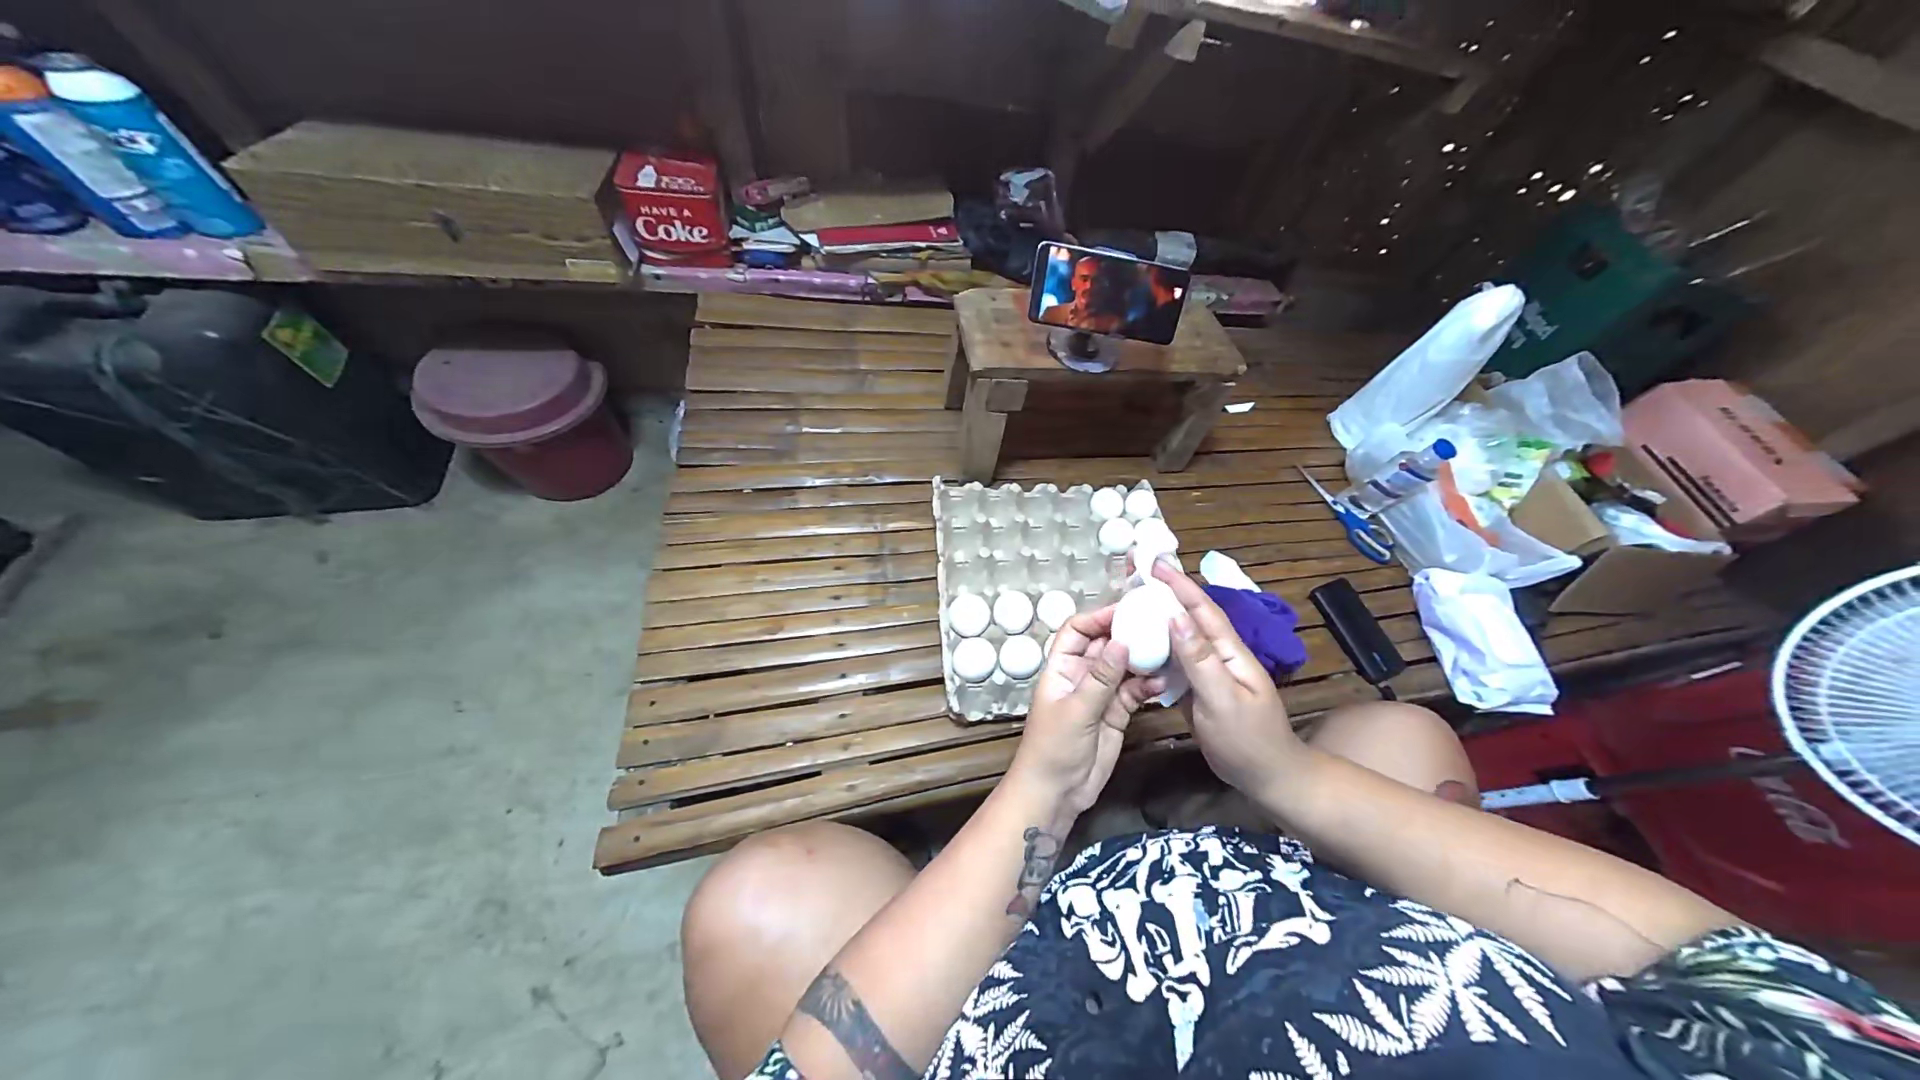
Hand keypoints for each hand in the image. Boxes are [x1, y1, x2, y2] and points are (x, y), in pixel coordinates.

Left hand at [1011, 605, 1166, 815]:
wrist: (1057, 793)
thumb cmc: (1053, 747)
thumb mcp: (1076, 710)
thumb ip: (1101, 677)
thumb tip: (1121, 641)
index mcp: (1061, 667)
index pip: (1077, 630)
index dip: (1098, 617)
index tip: (1127, 611)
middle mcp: (1081, 675)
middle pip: (1105, 644)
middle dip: (1128, 633)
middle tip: (1159, 624)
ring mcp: (1101, 694)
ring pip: (1124, 667)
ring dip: (1143, 659)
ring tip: (1169, 650)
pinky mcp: (1117, 713)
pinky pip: (1134, 692)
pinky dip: (1148, 685)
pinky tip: (1165, 681)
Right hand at [1153, 561, 1306, 794]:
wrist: (1267, 777)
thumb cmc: (1248, 740)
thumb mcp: (1223, 699)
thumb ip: (1200, 659)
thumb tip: (1175, 617)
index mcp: (1229, 652)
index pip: (1202, 610)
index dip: (1179, 586)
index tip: (1154, 564)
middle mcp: (1218, 654)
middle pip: (1189, 616)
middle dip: (1165, 592)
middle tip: (1136, 573)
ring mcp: (1208, 671)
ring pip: (1179, 636)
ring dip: (1157, 616)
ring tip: (1131, 600)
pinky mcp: (1197, 688)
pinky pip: (1174, 659)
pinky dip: (1156, 645)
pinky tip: (1138, 642)